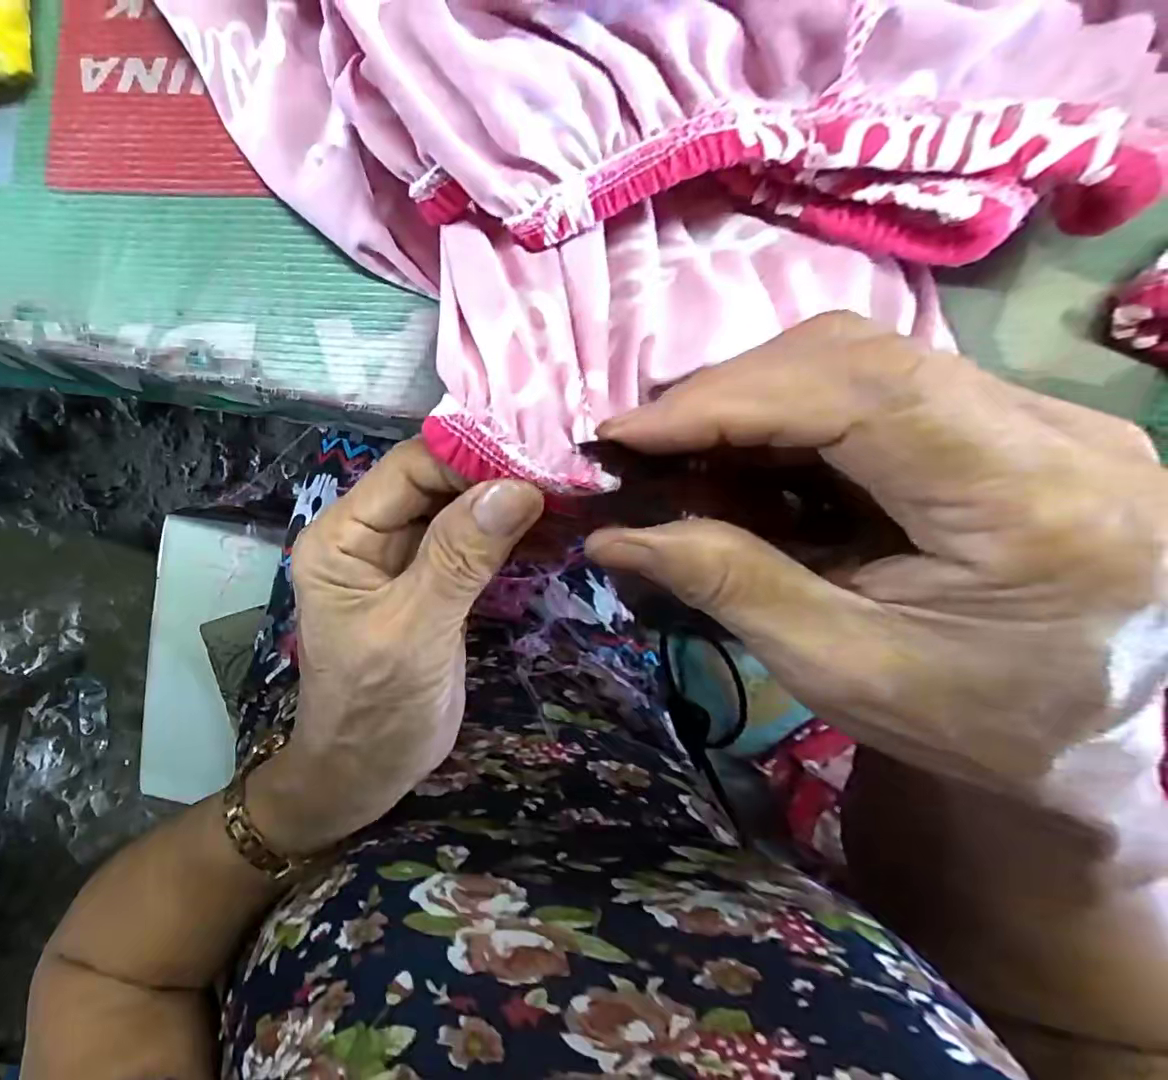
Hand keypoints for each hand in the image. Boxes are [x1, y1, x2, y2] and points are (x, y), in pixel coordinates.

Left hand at [247, 442, 543, 854]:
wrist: (364, 770)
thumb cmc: (375, 708)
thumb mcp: (414, 630)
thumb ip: (458, 558)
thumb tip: (515, 486)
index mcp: (339, 537)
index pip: (406, 470)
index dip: (471, 456)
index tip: (543, 453)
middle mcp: (362, 536)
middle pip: (431, 483)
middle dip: (496, 475)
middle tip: (572, 469)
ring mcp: (393, 559)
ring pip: (453, 510)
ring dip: (507, 503)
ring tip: (575, 492)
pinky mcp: (424, 583)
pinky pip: (465, 544)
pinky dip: (505, 535)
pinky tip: (554, 530)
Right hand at [583, 313, 1167, 815]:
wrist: (1098, 739)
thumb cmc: (973, 720)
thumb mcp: (837, 667)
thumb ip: (727, 585)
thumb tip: (611, 535)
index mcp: (1032, 503)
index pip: (864, 394)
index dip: (724, 400)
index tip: (622, 437)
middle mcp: (1051, 433)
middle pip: (853, 355)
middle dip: (721, 394)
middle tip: (637, 449)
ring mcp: (1030, 421)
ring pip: (852, 358)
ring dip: (740, 400)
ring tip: (672, 455)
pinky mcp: (996, 427)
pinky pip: (861, 388)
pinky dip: (772, 416)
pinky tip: (732, 461)